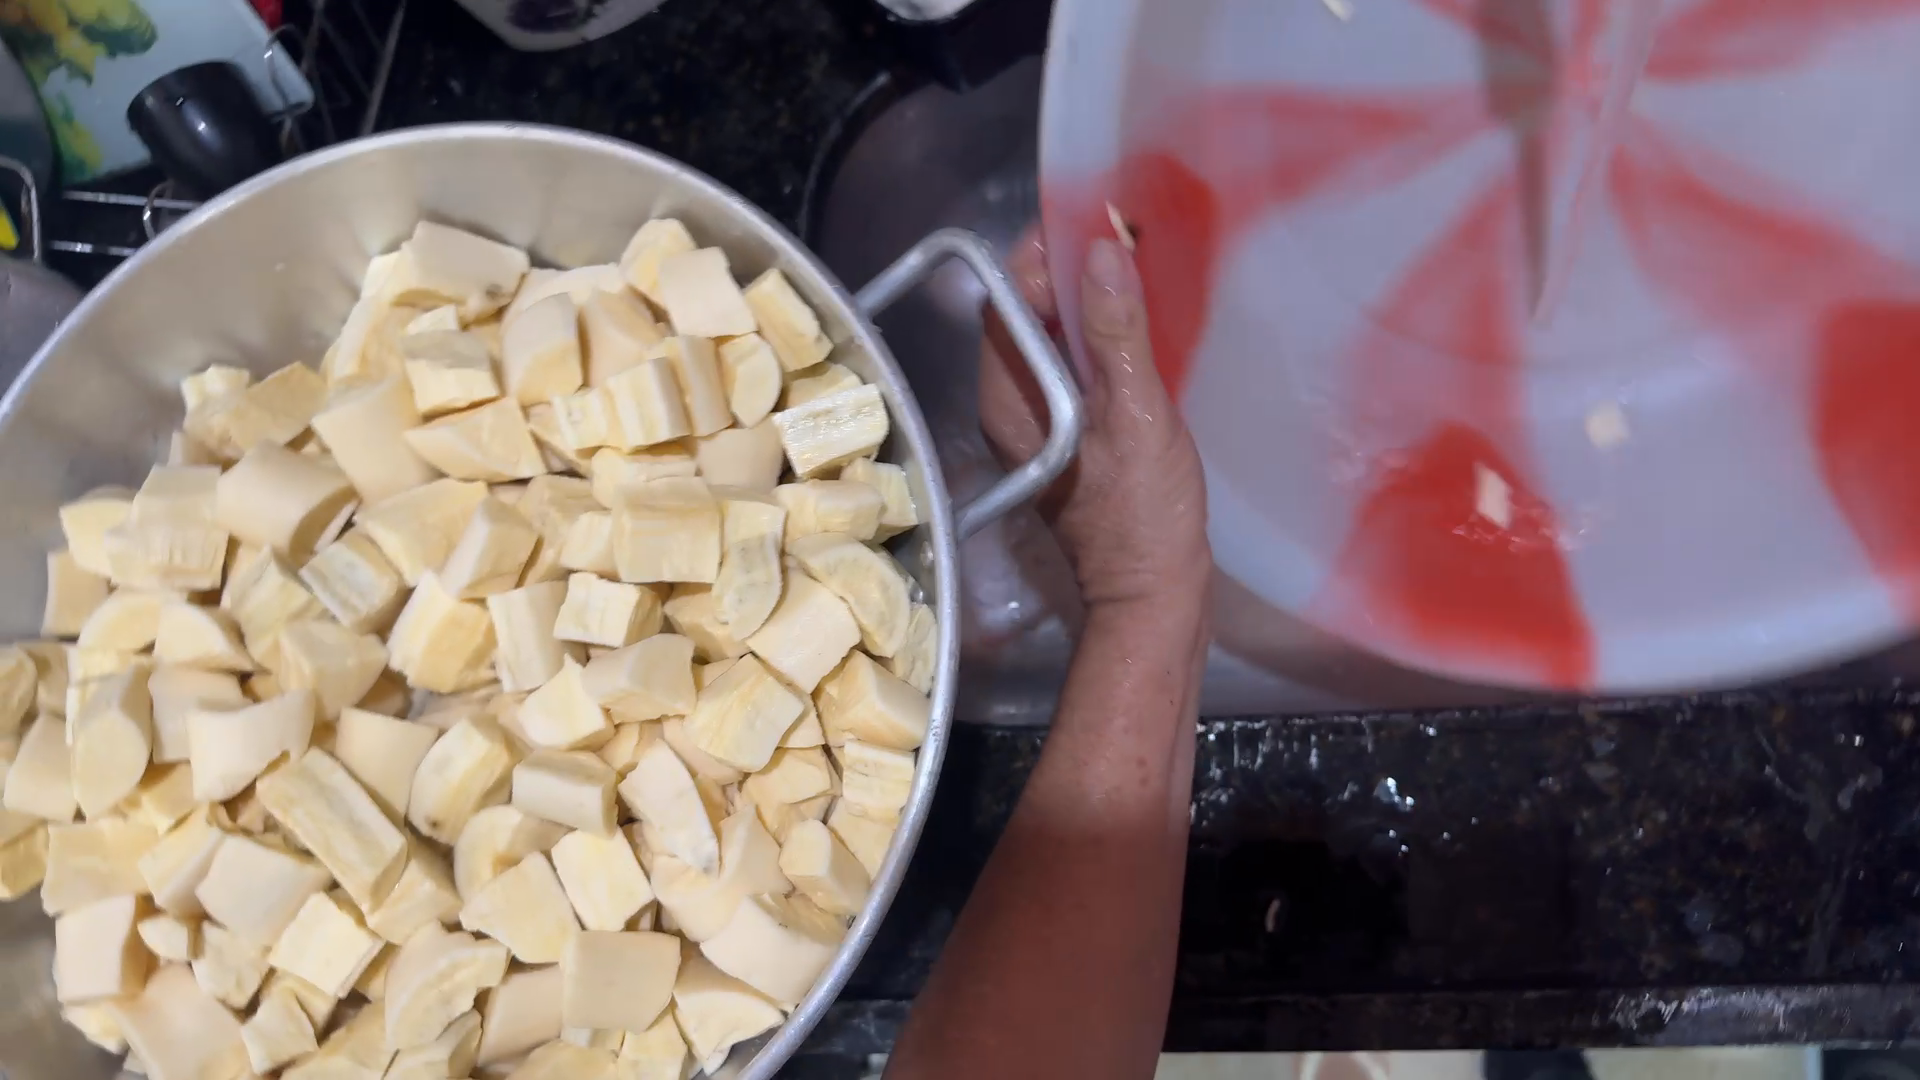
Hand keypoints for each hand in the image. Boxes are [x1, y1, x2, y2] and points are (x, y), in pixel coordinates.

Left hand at [980, 228, 1210, 612]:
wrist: (1152, 586)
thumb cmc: (1142, 511)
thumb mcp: (1135, 417)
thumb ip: (1114, 334)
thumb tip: (1099, 252)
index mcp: (1010, 399)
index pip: (1005, 303)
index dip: (1038, 256)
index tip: (1087, 219)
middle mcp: (1010, 405)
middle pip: (1024, 317)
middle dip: (1064, 270)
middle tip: (1120, 236)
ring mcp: (1036, 420)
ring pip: (1049, 339)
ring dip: (1083, 299)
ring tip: (1133, 264)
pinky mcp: (1064, 431)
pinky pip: (1070, 365)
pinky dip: (1095, 334)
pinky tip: (1134, 319)